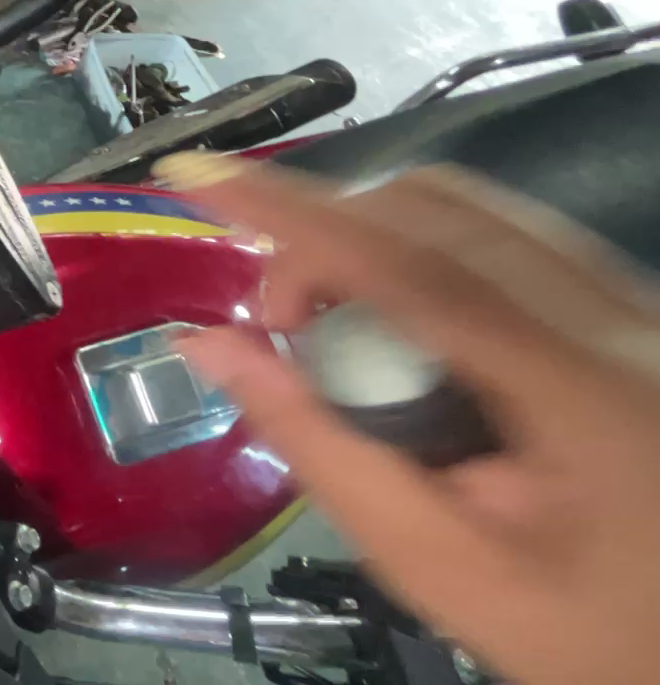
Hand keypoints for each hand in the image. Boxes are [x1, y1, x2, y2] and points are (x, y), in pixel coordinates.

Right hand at [157, 154, 659, 684]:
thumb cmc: (594, 632)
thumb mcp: (435, 564)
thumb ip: (312, 441)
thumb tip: (203, 344)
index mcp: (587, 394)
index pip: (407, 261)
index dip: (286, 210)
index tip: (192, 175)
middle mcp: (629, 326)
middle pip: (432, 209)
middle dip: (318, 239)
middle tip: (283, 325)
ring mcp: (641, 312)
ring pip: (464, 210)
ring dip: (360, 242)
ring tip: (334, 328)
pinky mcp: (633, 313)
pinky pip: (495, 235)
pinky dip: (407, 253)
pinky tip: (395, 326)